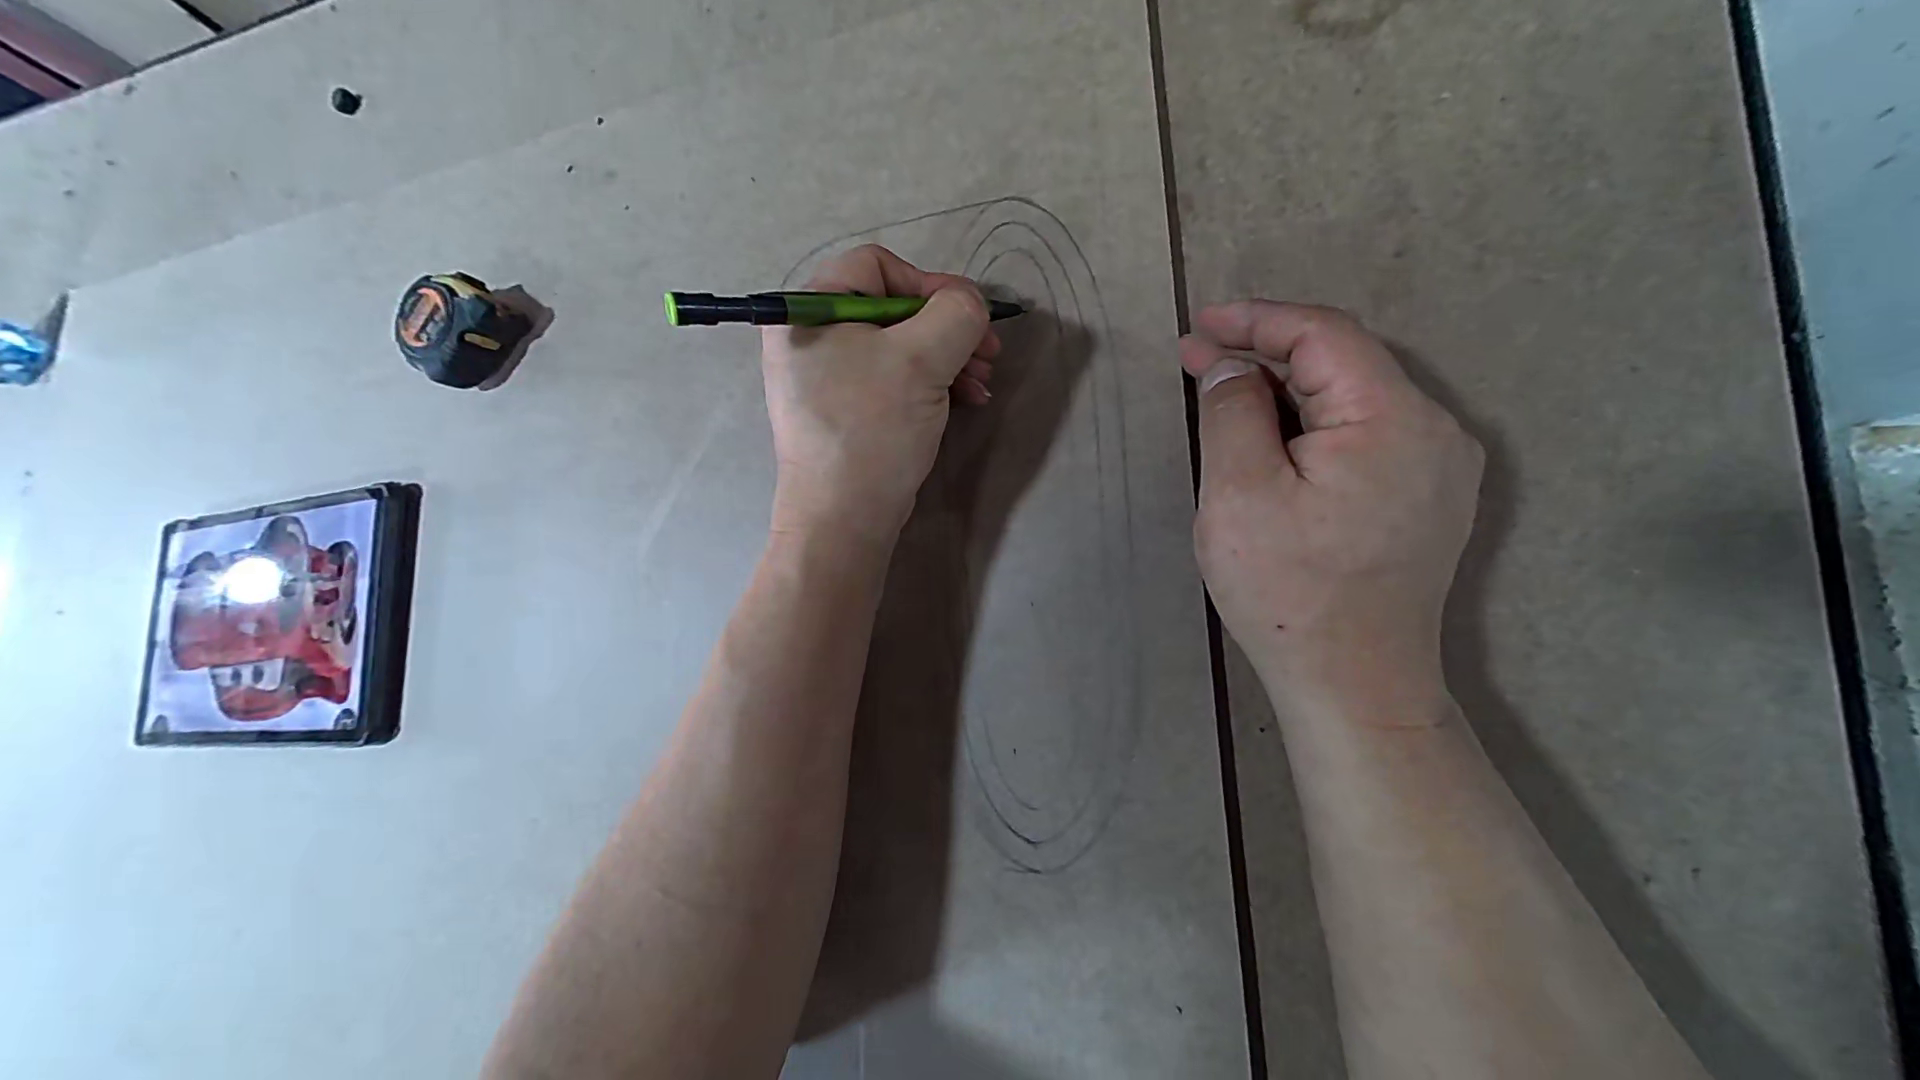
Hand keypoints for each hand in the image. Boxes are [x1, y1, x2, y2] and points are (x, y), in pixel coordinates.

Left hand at [761, 244, 1000, 543]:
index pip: (877, 266)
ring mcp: (828, 376)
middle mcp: (811, 336)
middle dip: (948, 328)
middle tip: (989, 353)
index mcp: (809, 309)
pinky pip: (894, 378)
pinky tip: (966, 400)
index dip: (930, 284)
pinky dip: (932, 383)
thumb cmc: (873, 429)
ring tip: (982, 382)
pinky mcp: (847, 408)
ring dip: (949, 357)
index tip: (969, 318)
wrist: (844, 517)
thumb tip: (970, 303)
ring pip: (900, 345)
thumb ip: (956, 313)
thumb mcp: (921, 359)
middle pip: (894, 308)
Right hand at [1180, 301, 1482, 715]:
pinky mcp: (1427, 498)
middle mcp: (1435, 431)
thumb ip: (1232, 412)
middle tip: (1195, 359)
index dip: (1256, 319)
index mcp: (1393, 419)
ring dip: (1285, 390)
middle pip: (1343, 363)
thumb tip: (1229, 366)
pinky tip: (1272, 438)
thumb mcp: (1240, 494)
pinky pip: (1364, 436)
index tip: (1197, 326)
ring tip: (1223, 395)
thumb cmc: (1288, 591)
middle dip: (1264, 354)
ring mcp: (1438, 468)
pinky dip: (1311, 424)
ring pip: (1352, 400)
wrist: (1353, 683)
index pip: (1323, 335)